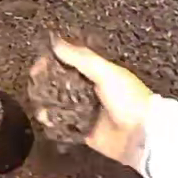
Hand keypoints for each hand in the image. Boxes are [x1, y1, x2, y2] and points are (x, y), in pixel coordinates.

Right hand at [50, 39, 156, 172]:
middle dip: (46, 82)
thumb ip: (82, 57)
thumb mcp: (106, 72)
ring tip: (38, 102)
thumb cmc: (130, 100)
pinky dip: (54, 123)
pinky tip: (46, 119)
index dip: (54, 60)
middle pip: (62, 83)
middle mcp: (91, 91)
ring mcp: (87, 112)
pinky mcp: (85, 131)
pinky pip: (64, 126)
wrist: (142, 135)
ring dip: (47, 102)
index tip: (39, 62)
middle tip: (34, 81)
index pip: (72, 62)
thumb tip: (57, 42)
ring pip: (60, 104)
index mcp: (100, 74)